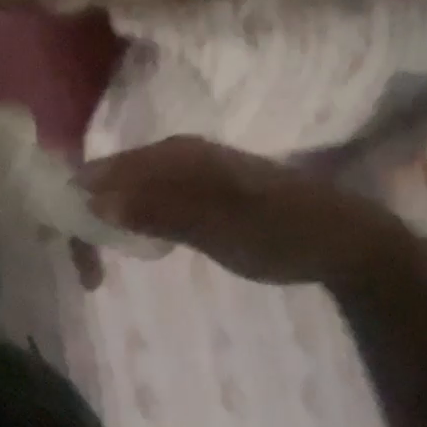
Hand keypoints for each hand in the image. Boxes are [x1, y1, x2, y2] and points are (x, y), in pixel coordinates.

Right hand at [79, 136, 417, 286]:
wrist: (348, 241)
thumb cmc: (282, 233)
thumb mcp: (219, 228)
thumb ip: (158, 212)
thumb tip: (96, 201)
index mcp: (173, 154)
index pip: (103, 175)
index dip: (79, 212)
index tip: (79, 263)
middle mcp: (172, 152)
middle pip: (109, 180)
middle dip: (88, 222)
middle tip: (89, 274)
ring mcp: (186, 168)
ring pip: (126, 190)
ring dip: (106, 225)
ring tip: (101, 267)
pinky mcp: (198, 188)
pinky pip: (146, 198)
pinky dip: (131, 223)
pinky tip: (136, 246)